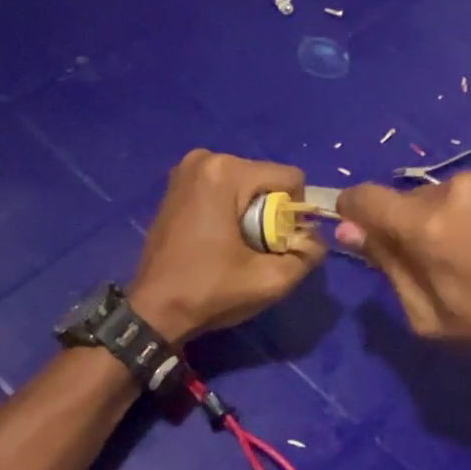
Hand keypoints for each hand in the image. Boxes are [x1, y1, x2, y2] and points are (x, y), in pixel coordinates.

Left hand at [128, 149, 325, 341]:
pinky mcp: (176, 186)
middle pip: (266, 181)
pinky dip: (229, 213)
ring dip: (251, 215)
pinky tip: (217, 242)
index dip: (295, 214)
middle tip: (253, 251)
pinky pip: (222, 192)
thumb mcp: (269, 280)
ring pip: (245, 187)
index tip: (277, 245)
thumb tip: (316, 240)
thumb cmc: (210, 292)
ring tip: (234, 249)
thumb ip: (306, 255)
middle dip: (270, 214)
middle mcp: (204, 159)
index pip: (290, 178)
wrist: (154, 310)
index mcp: (226, 172)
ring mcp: (185, 170)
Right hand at [336, 168, 470, 383]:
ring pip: (440, 197)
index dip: (351, 215)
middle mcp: (451, 187)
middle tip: (437, 269)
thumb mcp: (433, 317)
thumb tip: (350, 232)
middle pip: (404, 202)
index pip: (363, 199)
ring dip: (442, 222)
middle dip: (407, 230)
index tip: (360, 236)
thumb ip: (388, 269)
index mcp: (426, 225)